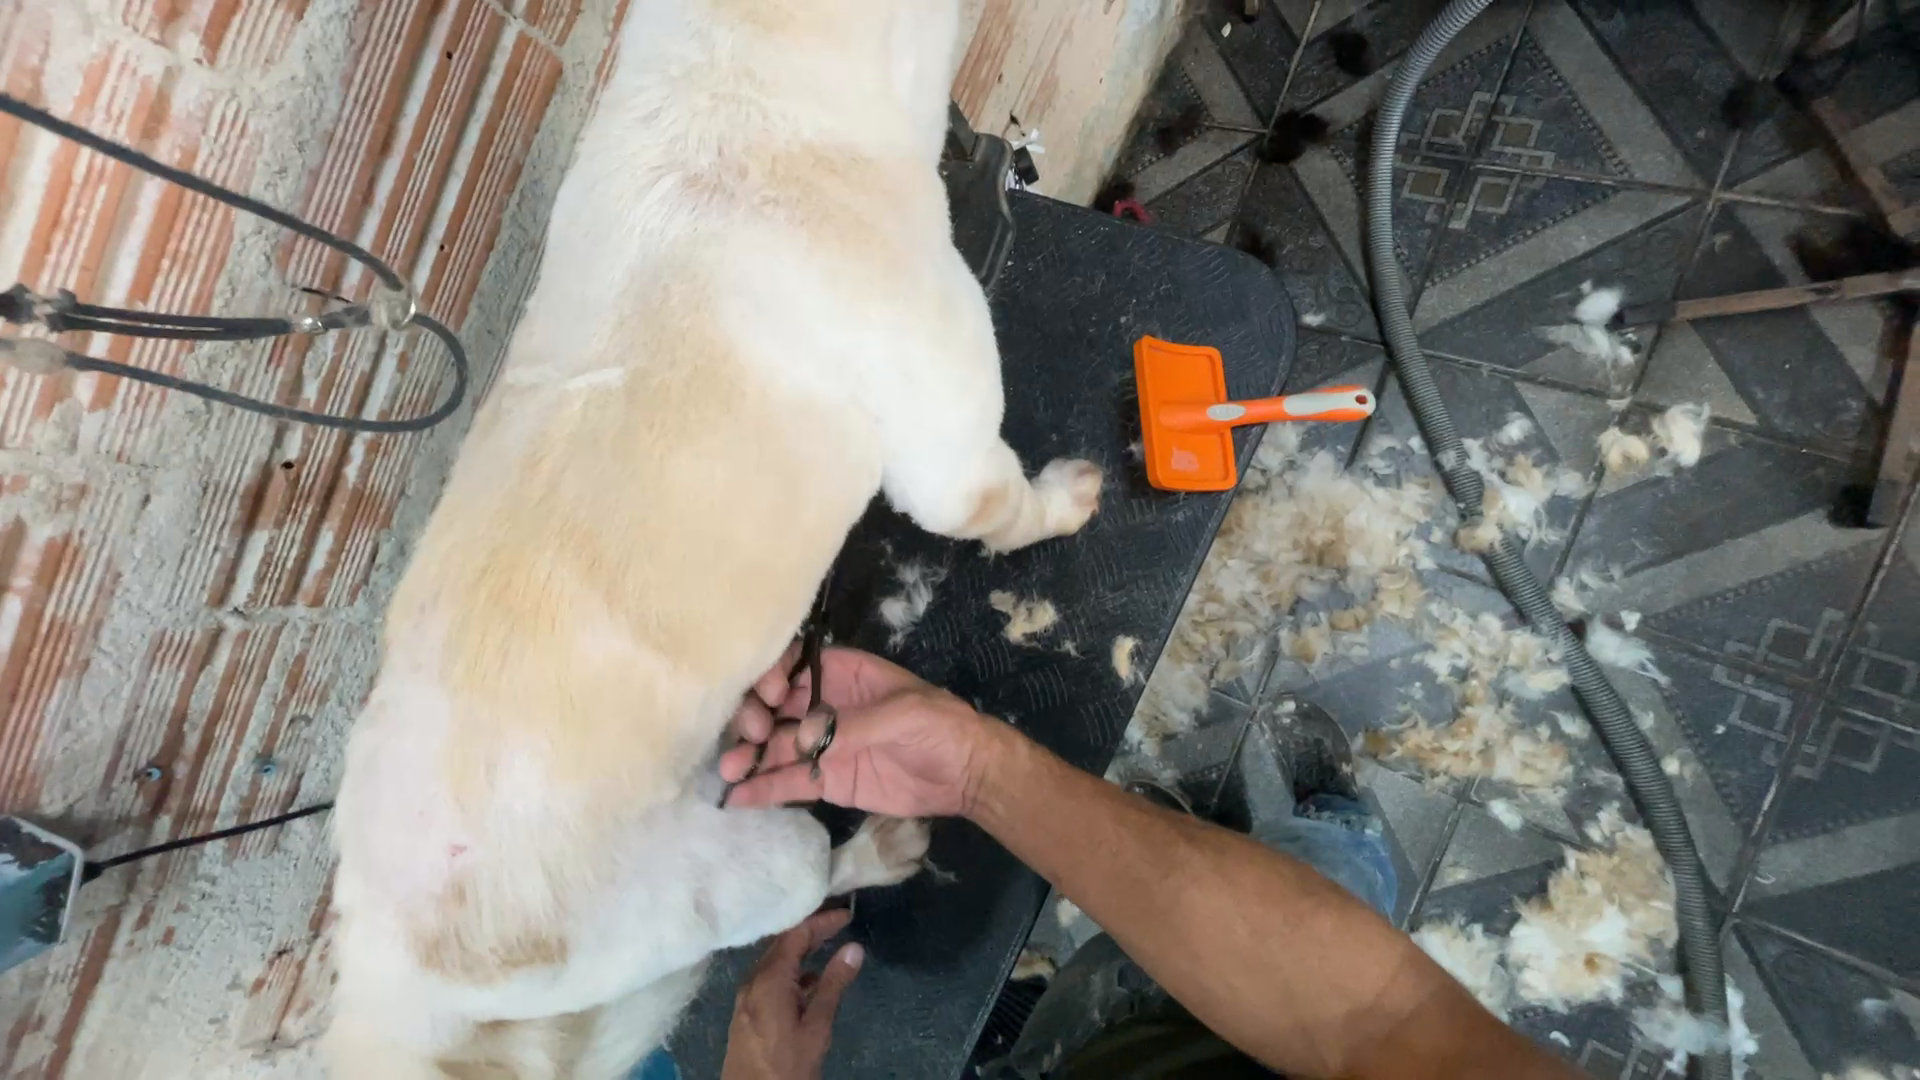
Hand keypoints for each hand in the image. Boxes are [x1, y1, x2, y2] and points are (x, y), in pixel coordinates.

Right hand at [720, 646, 996, 817]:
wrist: (966, 774)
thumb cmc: (941, 726)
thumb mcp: (903, 714)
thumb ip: (852, 725)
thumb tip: (799, 738)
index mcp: (845, 674)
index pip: (795, 664)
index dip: (773, 674)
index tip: (769, 695)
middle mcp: (826, 706)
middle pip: (774, 704)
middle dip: (753, 715)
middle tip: (750, 735)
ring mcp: (824, 745)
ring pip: (775, 744)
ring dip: (749, 754)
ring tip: (731, 769)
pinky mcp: (827, 781)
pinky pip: (789, 782)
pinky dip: (763, 788)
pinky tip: (737, 797)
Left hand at [720, 909, 862, 1079]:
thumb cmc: (786, 1068)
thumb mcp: (816, 1028)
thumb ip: (833, 985)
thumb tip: (854, 947)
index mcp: (769, 979)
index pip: (795, 934)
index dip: (821, 921)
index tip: (847, 915)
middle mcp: (752, 981)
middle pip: (782, 943)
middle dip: (810, 930)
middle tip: (839, 923)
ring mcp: (745, 998)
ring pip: (774, 961)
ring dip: (800, 951)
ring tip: (828, 946)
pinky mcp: (745, 1014)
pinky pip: (769, 978)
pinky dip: (790, 971)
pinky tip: (808, 983)